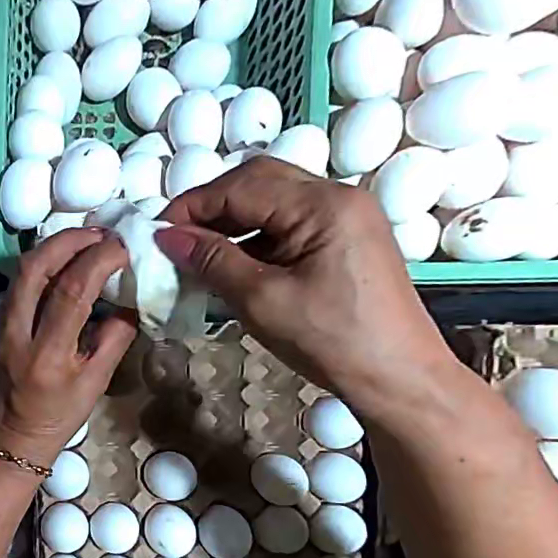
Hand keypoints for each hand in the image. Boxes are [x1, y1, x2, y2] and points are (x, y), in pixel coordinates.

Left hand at [0, 228, 137, 467]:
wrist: (10, 439)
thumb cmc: (58, 416)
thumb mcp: (96, 383)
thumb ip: (114, 338)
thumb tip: (128, 297)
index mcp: (46, 355)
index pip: (72, 291)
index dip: (99, 260)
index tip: (122, 248)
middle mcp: (15, 335)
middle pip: (35, 268)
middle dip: (69, 241)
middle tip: (100, 232)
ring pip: (21, 272)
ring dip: (53, 249)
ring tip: (85, 242)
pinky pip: (16, 286)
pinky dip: (42, 268)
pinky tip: (63, 266)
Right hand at [156, 156, 455, 410]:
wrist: (399, 377)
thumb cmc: (331, 341)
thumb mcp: (261, 300)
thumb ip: (212, 261)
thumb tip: (167, 237)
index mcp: (323, 205)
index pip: (241, 186)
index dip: (192, 206)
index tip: (157, 233)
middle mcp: (339, 197)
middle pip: (259, 180)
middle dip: (210, 206)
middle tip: (176, 238)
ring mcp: (347, 216)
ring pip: (273, 199)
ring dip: (231, 220)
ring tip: (198, 253)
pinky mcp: (346, 238)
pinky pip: (289, 222)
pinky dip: (254, 235)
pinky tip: (232, 263)